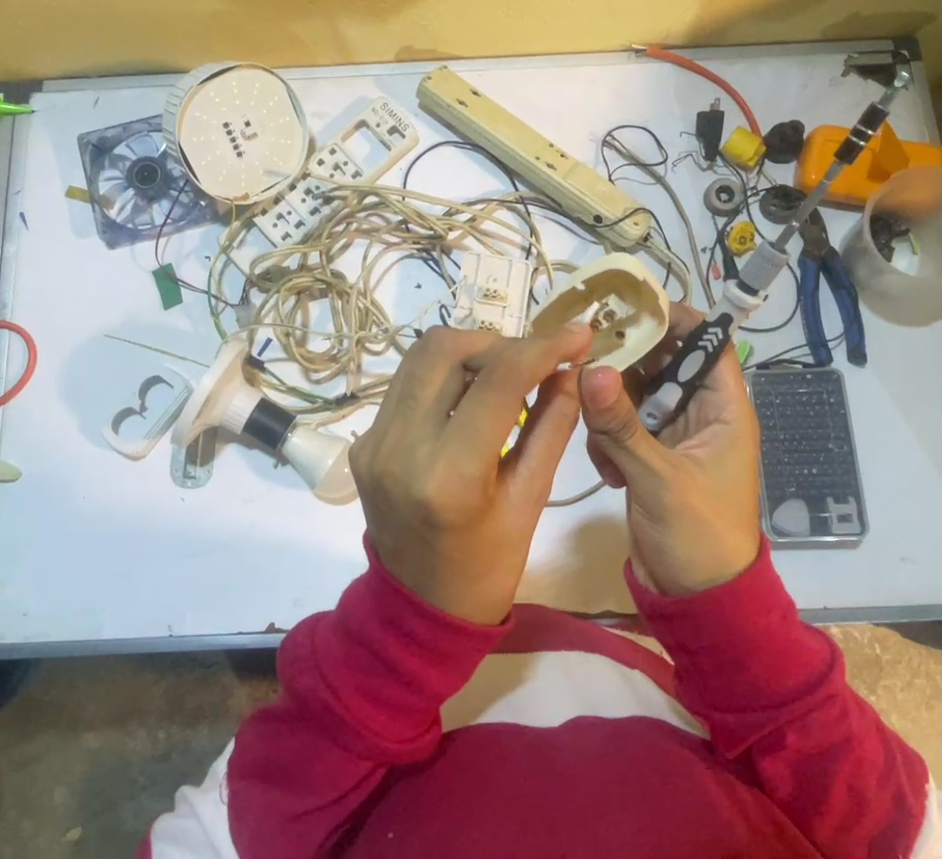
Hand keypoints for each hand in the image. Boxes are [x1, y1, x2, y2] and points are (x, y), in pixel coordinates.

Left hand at [350, 322, 592, 624]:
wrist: (418, 607)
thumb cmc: (488, 565)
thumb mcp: (531, 499)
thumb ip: (552, 424)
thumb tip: (572, 367)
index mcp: (450, 474)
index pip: (498, 381)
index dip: (543, 347)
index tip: (578, 333)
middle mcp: (401, 447)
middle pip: (445, 348)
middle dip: (498, 342)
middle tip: (533, 361)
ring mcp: (374, 442)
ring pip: (419, 358)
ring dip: (468, 352)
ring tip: (504, 374)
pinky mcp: (363, 442)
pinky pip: (406, 385)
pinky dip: (443, 378)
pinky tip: (469, 400)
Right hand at [579, 305, 763, 595]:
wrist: (696, 598)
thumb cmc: (697, 534)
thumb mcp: (659, 478)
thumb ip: (621, 425)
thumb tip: (589, 368)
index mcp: (725, 410)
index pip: (707, 343)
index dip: (674, 319)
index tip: (627, 306)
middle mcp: (701, 414)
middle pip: (663, 364)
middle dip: (626, 363)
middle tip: (583, 360)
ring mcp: (673, 436)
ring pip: (636, 395)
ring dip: (611, 408)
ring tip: (596, 435)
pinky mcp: (651, 458)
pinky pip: (624, 427)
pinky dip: (608, 439)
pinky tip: (606, 470)